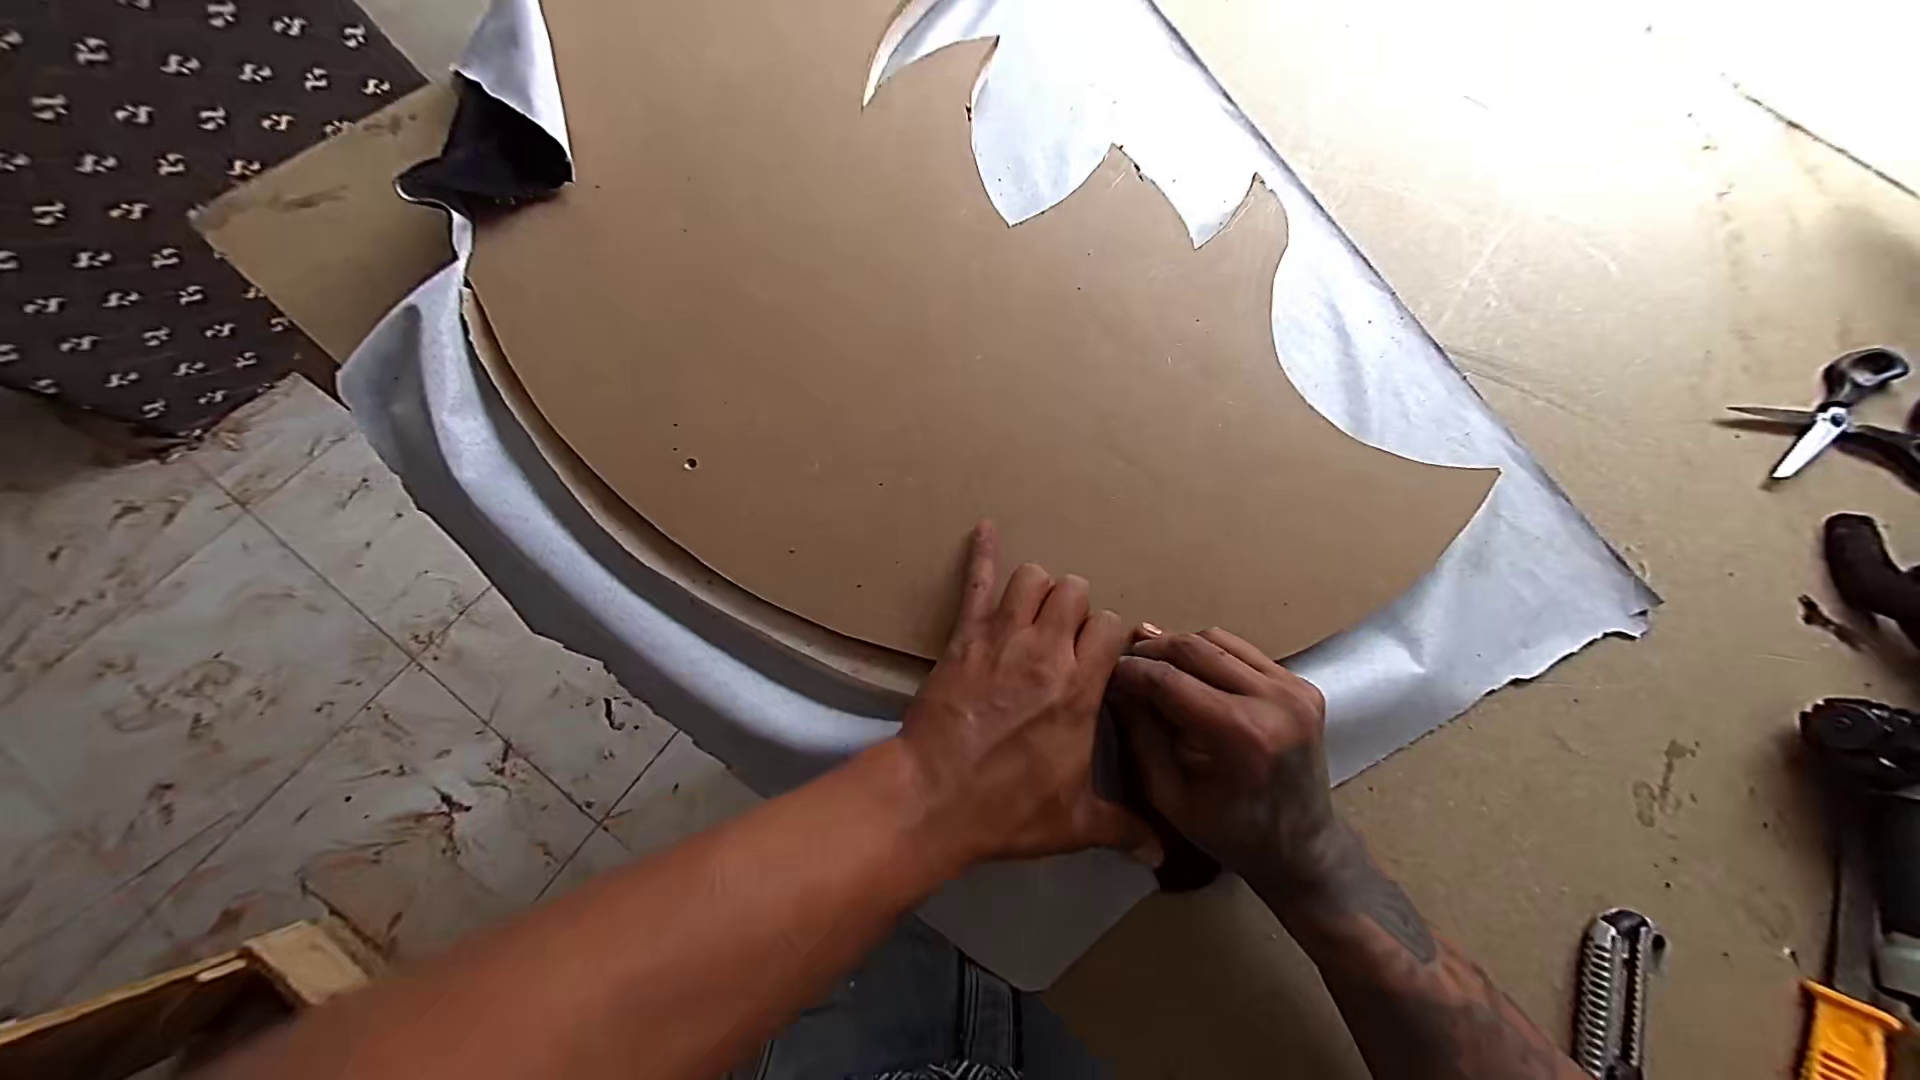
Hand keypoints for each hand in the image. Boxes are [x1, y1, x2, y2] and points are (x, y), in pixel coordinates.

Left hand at [897, 521, 1157, 866]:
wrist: (933, 798)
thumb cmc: (1007, 809)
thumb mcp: (1075, 823)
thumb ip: (1124, 828)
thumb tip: (1161, 853)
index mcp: (1082, 688)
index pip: (1113, 628)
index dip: (1111, 637)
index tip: (1103, 656)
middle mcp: (1048, 652)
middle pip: (1076, 593)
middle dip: (1076, 609)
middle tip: (1065, 638)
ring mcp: (1003, 638)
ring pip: (1035, 579)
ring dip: (1040, 590)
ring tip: (1034, 613)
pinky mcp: (965, 637)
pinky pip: (977, 584)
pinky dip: (983, 553)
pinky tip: (986, 527)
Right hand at [1108, 628, 1334, 885]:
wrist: (1302, 848)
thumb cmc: (1227, 832)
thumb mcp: (1165, 792)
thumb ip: (1138, 732)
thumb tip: (1113, 682)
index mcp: (1240, 735)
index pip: (1168, 679)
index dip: (1129, 670)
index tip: (1104, 671)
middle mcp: (1274, 701)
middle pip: (1192, 648)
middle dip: (1149, 651)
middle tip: (1123, 663)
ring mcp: (1294, 688)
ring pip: (1215, 640)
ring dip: (1177, 647)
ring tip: (1151, 665)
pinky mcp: (1302, 684)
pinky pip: (1241, 650)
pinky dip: (1208, 653)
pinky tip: (1189, 671)